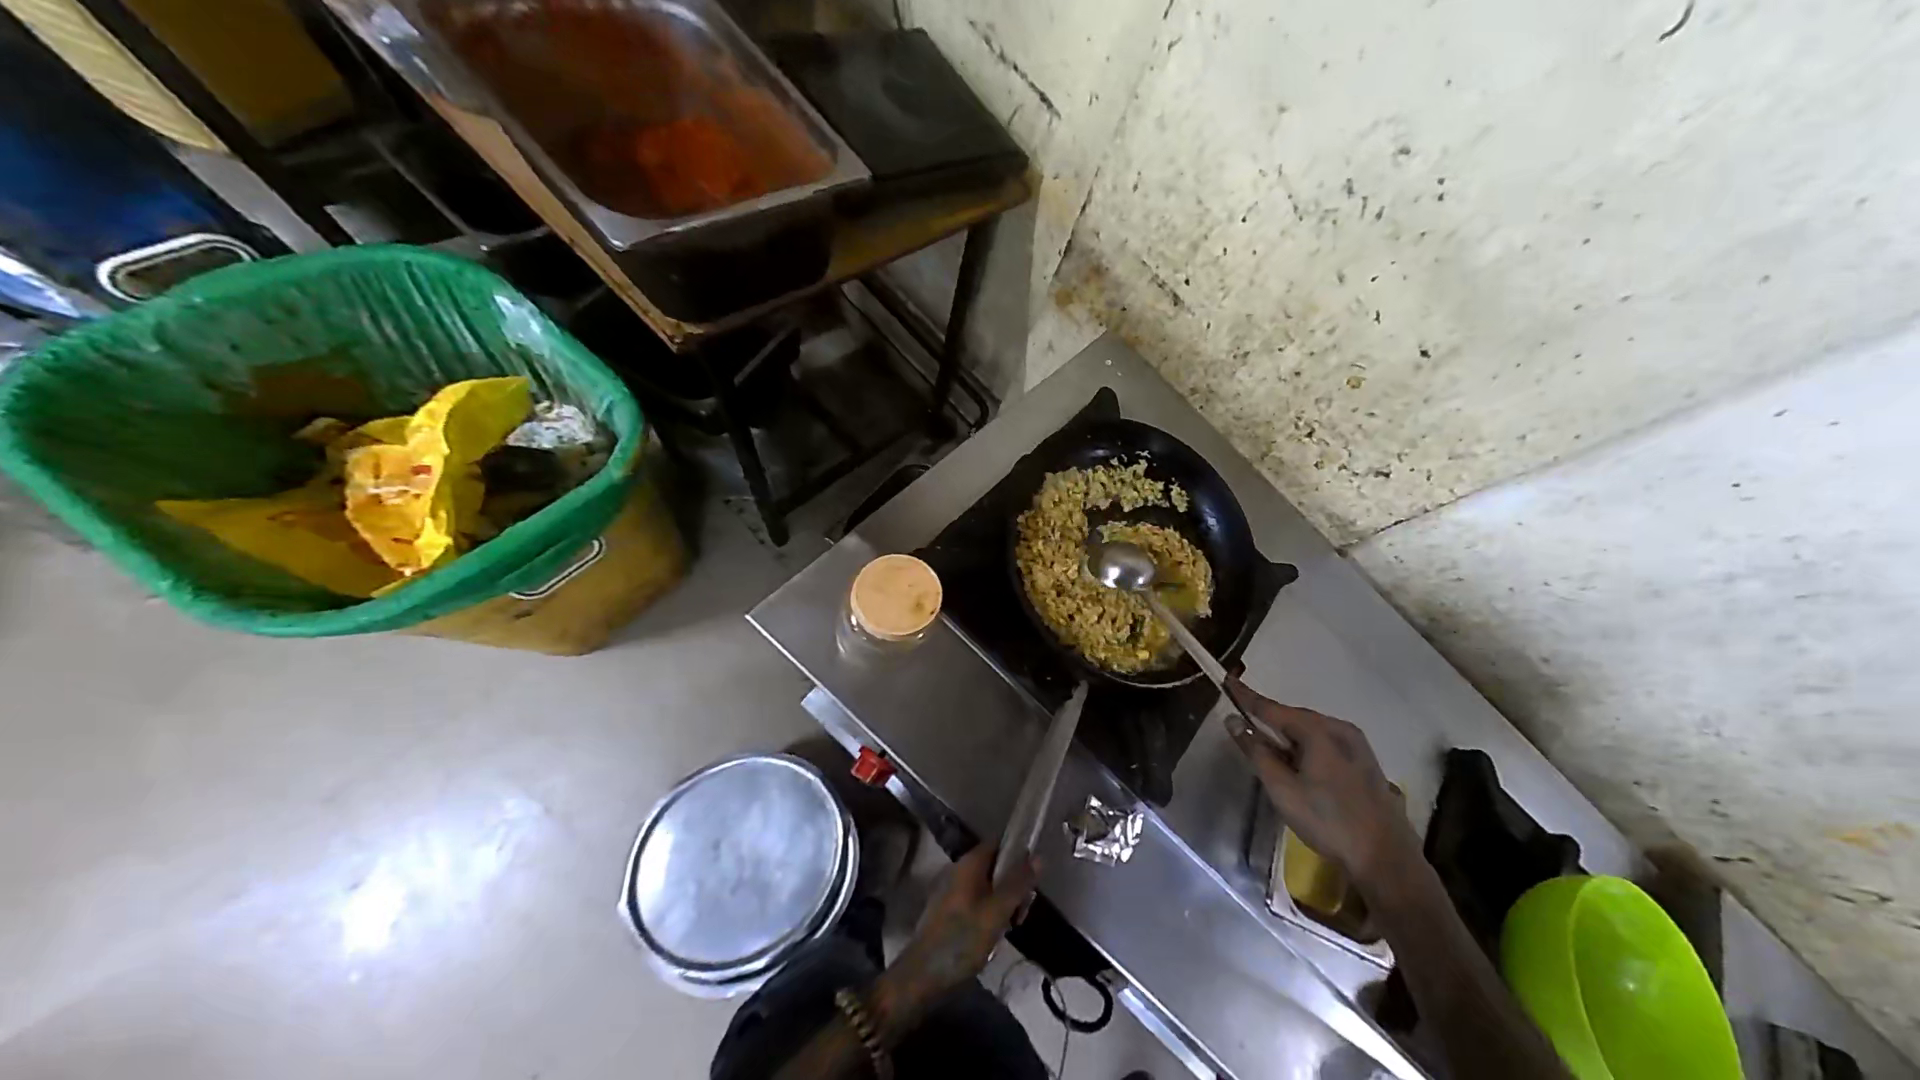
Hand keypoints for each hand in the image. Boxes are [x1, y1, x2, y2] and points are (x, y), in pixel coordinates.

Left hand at [873, 845, 1038, 1023]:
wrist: (923, 976)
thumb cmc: (961, 940)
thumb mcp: (996, 912)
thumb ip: (1017, 884)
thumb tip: (1038, 856)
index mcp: (968, 864)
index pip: (998, 844)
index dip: (1018, 856)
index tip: (1032, 880)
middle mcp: (959, 871)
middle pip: (995, 867)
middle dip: (1013, 886)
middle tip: (1022, 914)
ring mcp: (952, 892)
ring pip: (988, 887)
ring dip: (1004, 903)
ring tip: (1011, 928)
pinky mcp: (950, 912)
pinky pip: (978, 902)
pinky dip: (991, 914)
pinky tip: (995, 935)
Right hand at [1225, 676, 1418, 891]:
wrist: (1385, 859)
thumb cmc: (1327, 820)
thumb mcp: (1282, 788)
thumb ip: (1256, 751)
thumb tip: (1234, 720)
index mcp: (1318, 731)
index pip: (1272, 708)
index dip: (1246, 696)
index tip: (1228, 681)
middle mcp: (1340, 729)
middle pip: (1294, 717)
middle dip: (1269, 720)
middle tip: (1244, 725)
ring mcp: (1357, 746)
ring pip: (1311, 731)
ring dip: (1288, 737)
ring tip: (1268, 750)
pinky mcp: (1365, 763)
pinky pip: (1326, 744)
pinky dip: (1306, 747)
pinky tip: (1299, 765)